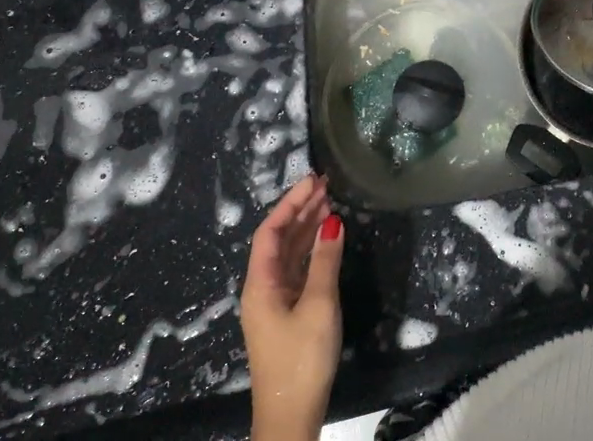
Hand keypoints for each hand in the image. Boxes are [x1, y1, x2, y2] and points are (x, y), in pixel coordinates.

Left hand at [241, 175, 343, 438]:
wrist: (292, 413)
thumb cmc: (302, 357)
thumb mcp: (319, 305)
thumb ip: (325, 261)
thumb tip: (332, 221)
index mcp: (260, 284)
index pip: (270, 231)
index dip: (290, 203)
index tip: (314, 179)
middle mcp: (263, 288)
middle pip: (278, 239)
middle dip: (301, 210)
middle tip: (327, 183)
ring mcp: (275, 301)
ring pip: (289, 254)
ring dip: (308, 227)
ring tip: (331, 201)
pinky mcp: (288, 313)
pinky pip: (298, 269)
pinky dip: (313, 249)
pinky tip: (329, 238)